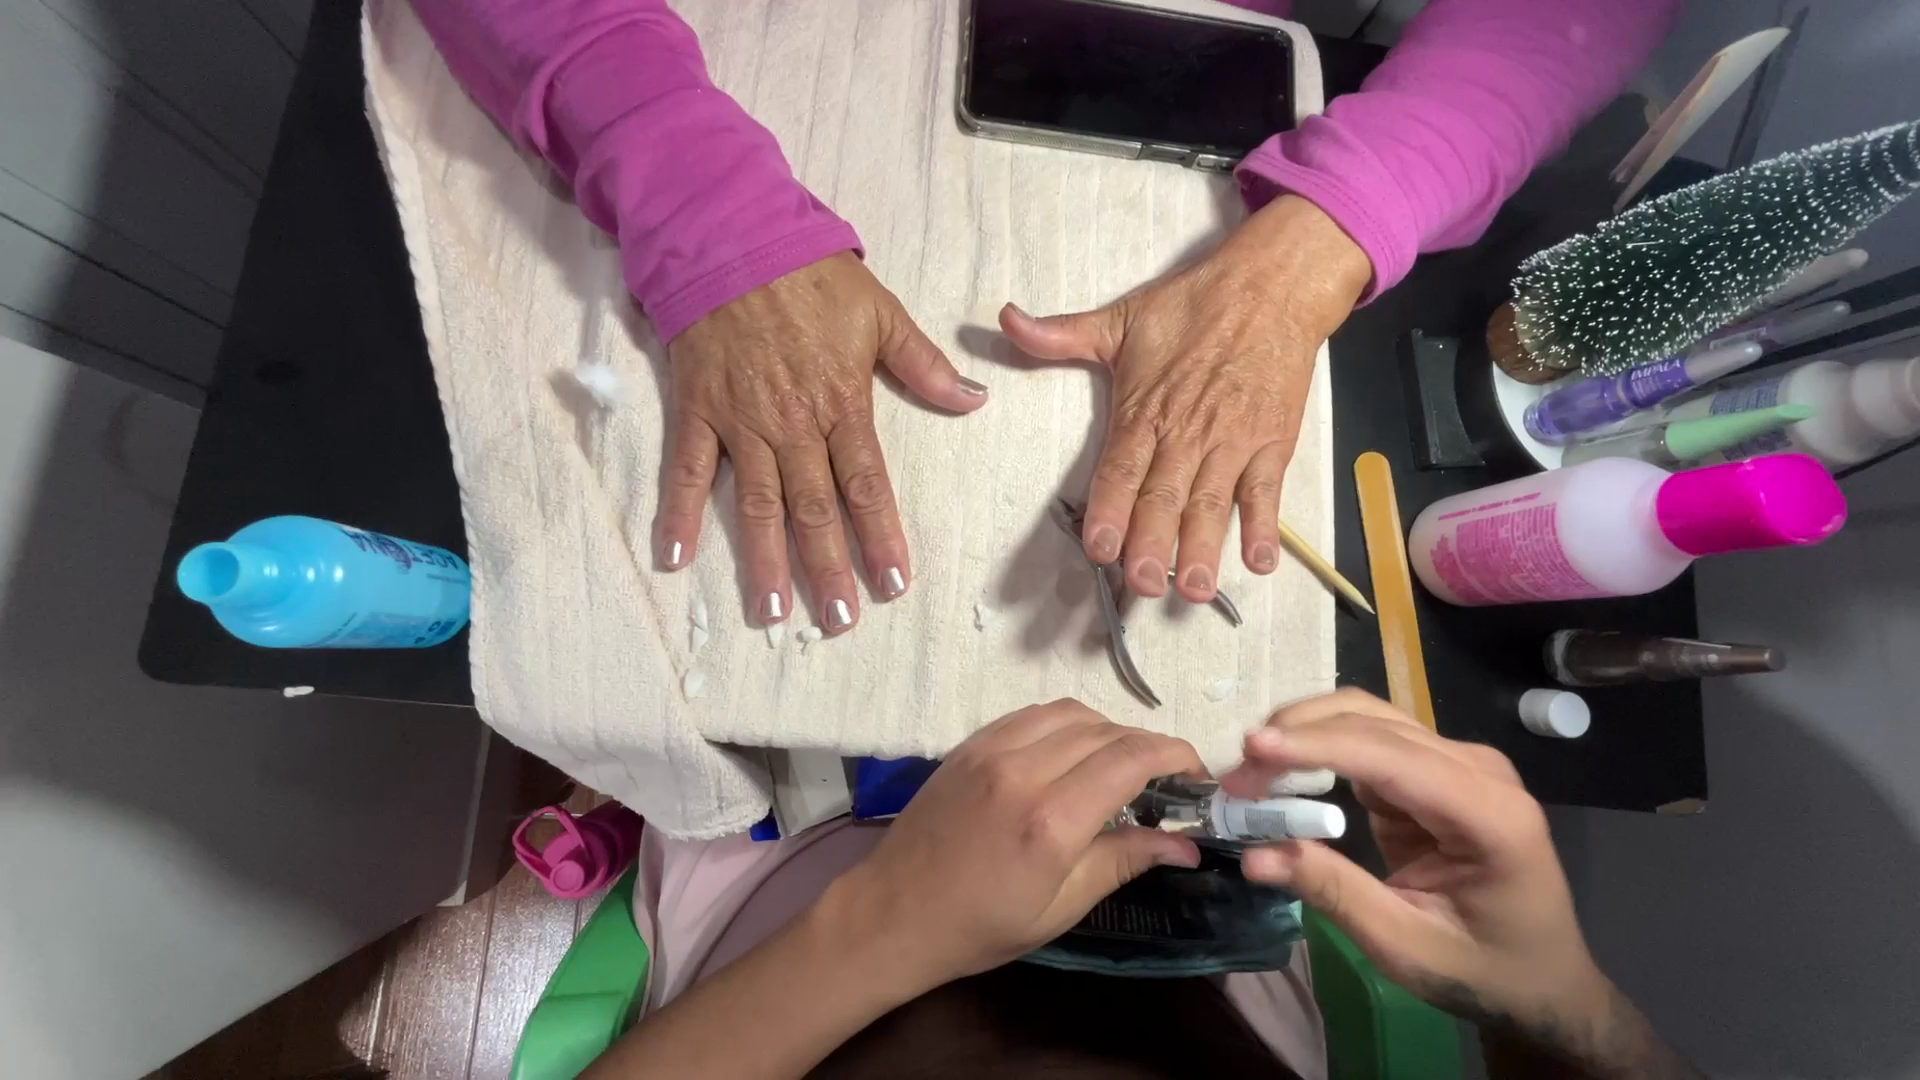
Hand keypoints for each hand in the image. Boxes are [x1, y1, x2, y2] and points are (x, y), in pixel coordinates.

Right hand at [655, 252, 987, 631]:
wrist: (733, 236)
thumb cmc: (811, 276)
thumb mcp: (881, 313)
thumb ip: (926, 365)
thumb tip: (974, 401)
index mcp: (842, 406)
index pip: (868, 486)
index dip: (881, 538)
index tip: (893, 585)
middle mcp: (793, 427)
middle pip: (815, 510)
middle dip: (827, 568)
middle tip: (838, 619)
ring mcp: (742, 423)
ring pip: (758, 504)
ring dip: (764, 560)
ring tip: (770, 612)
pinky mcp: (698, 412)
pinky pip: (687, 470)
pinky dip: (679, 513)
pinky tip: (674, 558)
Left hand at [828, 699, 1203, 989]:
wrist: (893, 910)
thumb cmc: (979, 925)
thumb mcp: (1059, 908)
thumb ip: (1122, 861)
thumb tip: (1186, 844)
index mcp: (1050, 820)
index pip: (1129, 758)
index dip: (1173, 755)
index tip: (1195, 773)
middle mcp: (1023, 769)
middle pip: (1106, 730)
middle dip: (1146, 745)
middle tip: (1163, 778)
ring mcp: (991, 748)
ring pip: (1071, 712)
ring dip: (1107, 729)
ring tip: (1120, 762)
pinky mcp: (971, 741)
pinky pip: (1033, 714)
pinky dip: (1066, 722)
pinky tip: (1072, 750)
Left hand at [1001, 195, 1369, 602]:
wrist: (1272, 284)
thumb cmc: (1193, 306)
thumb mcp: (1119, 320)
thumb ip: (1060, 335)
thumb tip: (1005, 320)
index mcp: (1142, 411)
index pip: (1120, 469)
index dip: (1108, 510)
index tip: (1098, 548)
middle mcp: (1185, 434)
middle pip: (1164, 497)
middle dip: (1152, 543)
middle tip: (1142, 585)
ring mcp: (1231, 442)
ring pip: (1212, 503)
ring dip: (1204, 548)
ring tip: (1196, 591)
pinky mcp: (1272, 443)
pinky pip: (1267, 491)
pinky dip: (1264, 526)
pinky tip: (1259, 563)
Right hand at [1221, 689, 1612, 1038]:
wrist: (1543, 978)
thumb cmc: (1485, 970)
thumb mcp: (1407, 947)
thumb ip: (1334, 892)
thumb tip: (1253, 856)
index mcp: (1491, 815)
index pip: (1390, 756)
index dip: (1317, 745)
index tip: (1251, 748)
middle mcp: (1477, 769)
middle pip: (1371, 721)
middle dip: (1295, 737)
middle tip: (1237, 776)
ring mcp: (1456, 759)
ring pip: (1363, 714)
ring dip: (1301, 730)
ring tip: (1251, 766)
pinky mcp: (1431, 763)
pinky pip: (1364, 733)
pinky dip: (1316, 742)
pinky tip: (1281, 764)